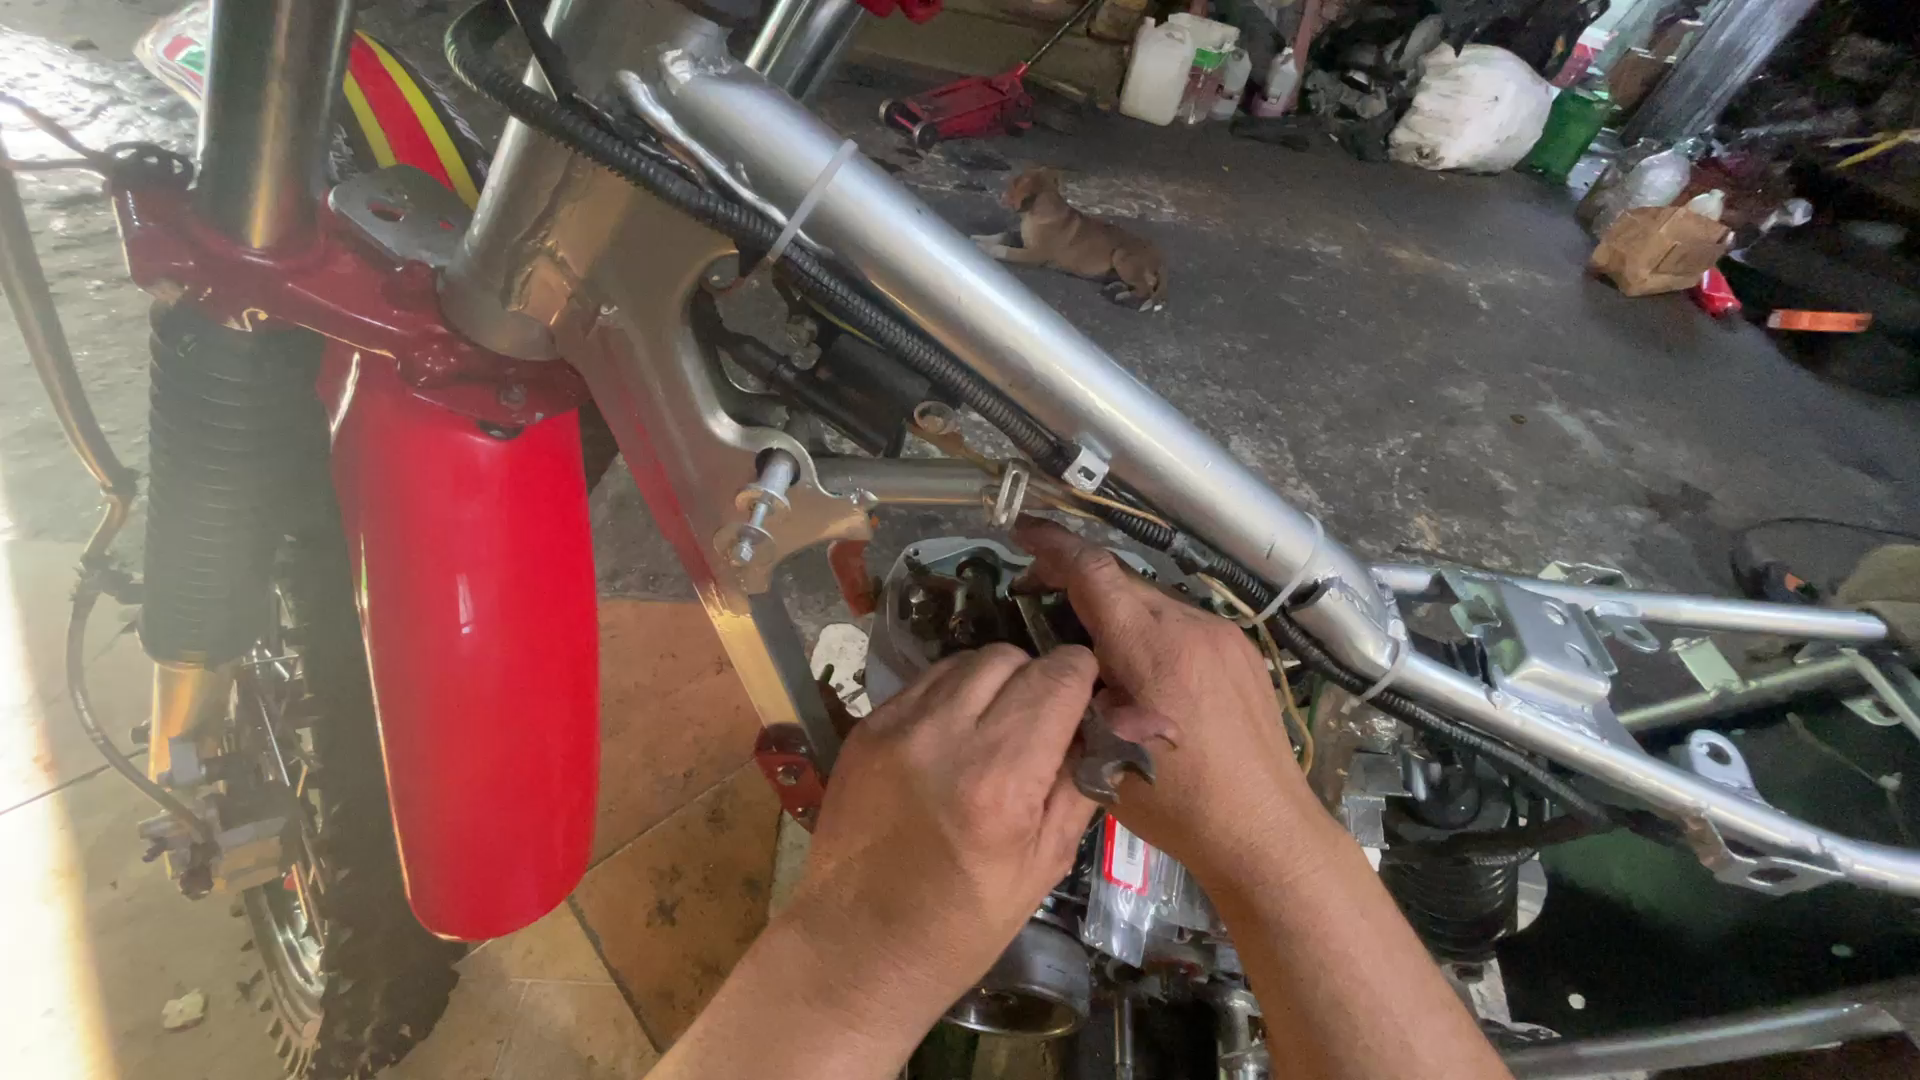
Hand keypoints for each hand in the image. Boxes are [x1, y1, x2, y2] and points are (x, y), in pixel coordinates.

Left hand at [777, 643, 1099, 1024]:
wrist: (855, 946)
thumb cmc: (963, 922)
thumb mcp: (1044, 862)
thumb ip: (1082, 778)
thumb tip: (1114, 719)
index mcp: (1000, 778)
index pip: (1059, 677)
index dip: (1082, 678)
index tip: (1084, 698)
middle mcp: (944, 735)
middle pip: (1010, 657)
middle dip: (1038, 678)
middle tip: (1038, 721)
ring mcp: (896, 726)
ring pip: (965, 660)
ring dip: (992, 681)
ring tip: (993, 727)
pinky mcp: (865, 727)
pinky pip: (924, 682)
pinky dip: (950, 695)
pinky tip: (952, 736)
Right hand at [1014, 518, 1322, 883]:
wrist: (1265, 832)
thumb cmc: (1175, 802)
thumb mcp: (1098, 753)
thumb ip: (1071, 693)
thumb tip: (1056, 661)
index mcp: (1150, 647)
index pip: (1094, 571)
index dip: (1054, 545)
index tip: (1024, 531)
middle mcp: (1190, 625)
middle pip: (1122, 580)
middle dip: (1075, 579)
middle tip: (1038, 595)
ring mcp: (1223, 636)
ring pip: (1153, 599)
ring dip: (1114, 606)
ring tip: (1090, 638)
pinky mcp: (1242, 652)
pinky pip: (1183, 620)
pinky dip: (1150, 626)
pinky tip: (1142, 664)